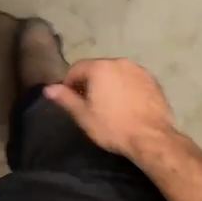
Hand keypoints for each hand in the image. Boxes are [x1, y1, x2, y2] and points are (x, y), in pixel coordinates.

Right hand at [43, 58, 179, 161]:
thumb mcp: (84, 116)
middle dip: (90, 83)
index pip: (76, 68)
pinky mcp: (153, 81)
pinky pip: (132, 80)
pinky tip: (128, 106)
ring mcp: (139, 70)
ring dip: (109, 84)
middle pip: (97, 68)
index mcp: (100, 67)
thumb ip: (65, 99)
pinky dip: (126, 88)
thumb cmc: (113, 127)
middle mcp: (119, 62)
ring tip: (110, 106)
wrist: (152, 138)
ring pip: (116, 73)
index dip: (70, 83)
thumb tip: (48, 88)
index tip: (71, 100)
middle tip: (89, 105)